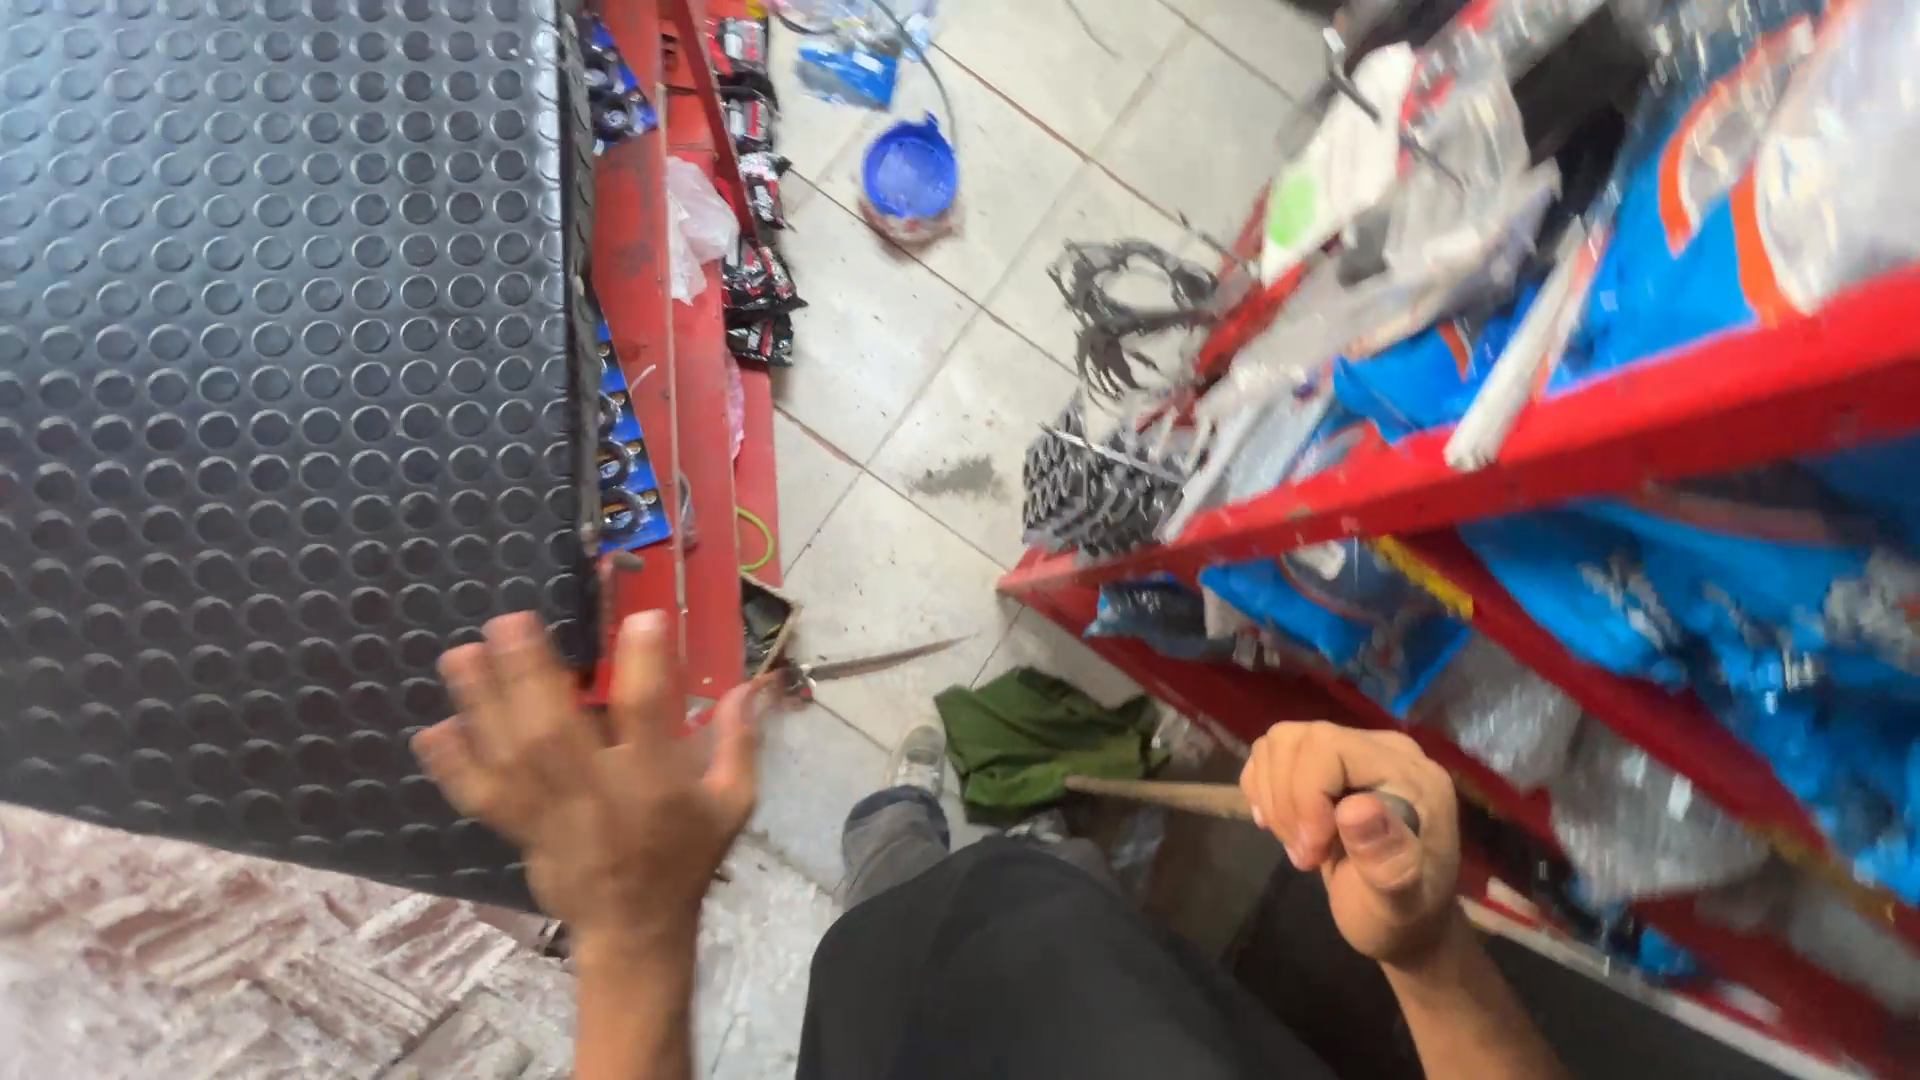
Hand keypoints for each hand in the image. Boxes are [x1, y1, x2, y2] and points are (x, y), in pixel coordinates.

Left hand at [411, 610, 771, 953]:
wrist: (636, 927)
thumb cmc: (687, 857)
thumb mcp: (733, 802)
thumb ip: (738, 743)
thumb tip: (748, 685)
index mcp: (653, 781)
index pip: (647, 714)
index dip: (646, 664)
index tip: (643, 618)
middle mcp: (596, 791)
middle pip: (553, 729)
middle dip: (528, 673)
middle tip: (509, 621)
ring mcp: (550, 813)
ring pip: (509, 756)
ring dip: (482, 703)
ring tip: (460, 654)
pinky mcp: (520, 832)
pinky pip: (481, 798)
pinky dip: (454, 765)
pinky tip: (433, 729)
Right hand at [1240, 722, 1460, 967]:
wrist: (1397, 921)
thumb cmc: (1400, 917)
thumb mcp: (1399, 904)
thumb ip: (1386, 858)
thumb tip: (1356, 808)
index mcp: (1410, 773)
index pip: (1330, 746)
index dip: (1305, 794)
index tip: (1312, 848)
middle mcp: (1381, 749)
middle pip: (1299, 740)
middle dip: (1287, 801)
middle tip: (1303, 852)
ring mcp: (1347, 751)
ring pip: (1278, 743)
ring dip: (1273, 798)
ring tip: (1296, 842)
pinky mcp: (1318, 761)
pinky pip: (1269, 753)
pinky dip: (1262, 789)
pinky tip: (1282, 824)